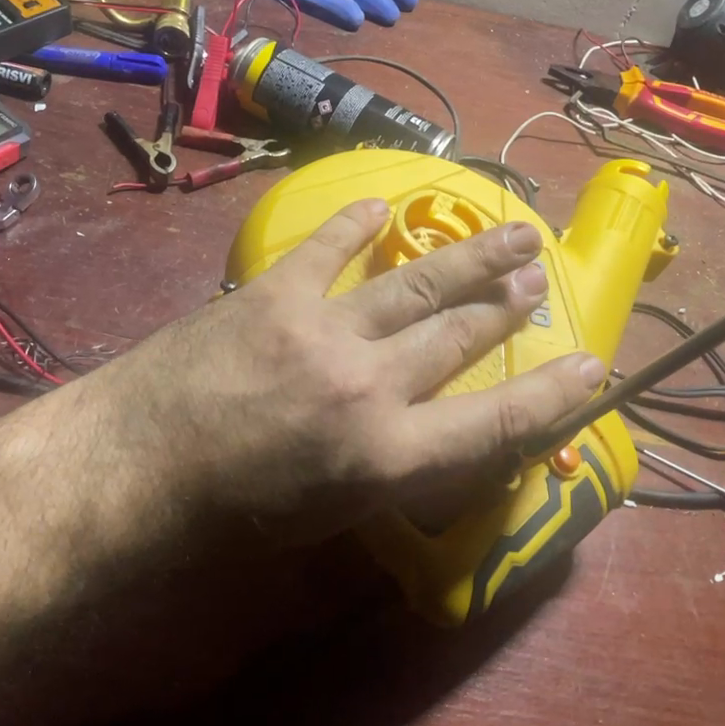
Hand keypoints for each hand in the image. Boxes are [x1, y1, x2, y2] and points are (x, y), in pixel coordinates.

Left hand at [72, 199, 604, 543]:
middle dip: (505, 306)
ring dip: (468, 258)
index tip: (593, 365)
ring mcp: (323, 329)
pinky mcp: (275, 293)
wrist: (131, 469)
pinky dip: (356, 225)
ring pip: (416, 284)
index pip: (498, 423)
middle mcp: (371, 386)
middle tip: (536, 279)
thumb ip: (387, 469)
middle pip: (459, 334)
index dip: (553, 396)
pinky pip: (329, 249)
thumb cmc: (227, 517)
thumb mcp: (327, 518)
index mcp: (389, 458)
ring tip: (512, 235)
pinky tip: (381, 207)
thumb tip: (423, 434)